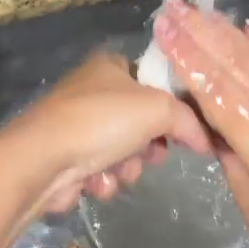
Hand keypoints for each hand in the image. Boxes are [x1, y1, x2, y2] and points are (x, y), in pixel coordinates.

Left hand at [6, 52, 213, 214]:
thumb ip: (188, 121)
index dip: (170, 106)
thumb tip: (206, 140)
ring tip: (119, 171)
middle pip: (139, 120)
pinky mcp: (66, 155)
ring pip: (122, 150)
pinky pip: (100, 170)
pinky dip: (104, 179)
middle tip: (152, 154)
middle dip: (147, 145)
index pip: (151, 81)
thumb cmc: (101, 121)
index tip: (180, 129)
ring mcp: (77, 123)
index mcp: (110, 66)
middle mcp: (92, 90)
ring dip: (127, 167)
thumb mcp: (157, 110)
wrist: (42, 159)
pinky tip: (96, 181)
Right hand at [153, 0, 248, 247]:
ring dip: (222, 31)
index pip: (214, 90)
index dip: (186, 59)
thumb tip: (218, 140)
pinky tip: (245, 29)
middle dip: (197, 33)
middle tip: (171, 7)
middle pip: (230, 63)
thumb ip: (236, 173)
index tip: (163, 30)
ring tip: (196, 9)